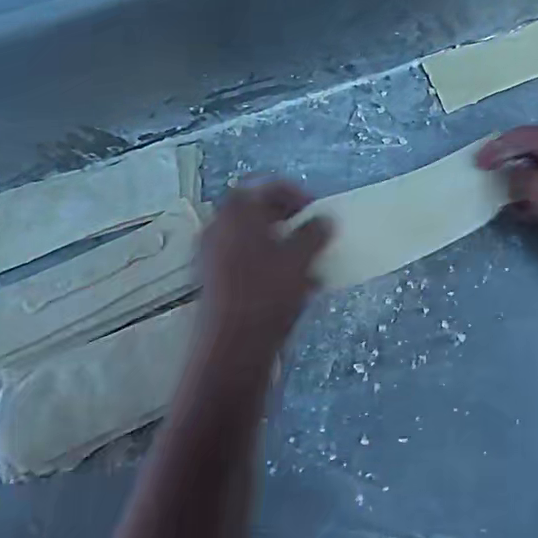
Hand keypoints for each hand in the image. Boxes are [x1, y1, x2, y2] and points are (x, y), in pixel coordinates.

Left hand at [195, 180, 332, 366]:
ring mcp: (214, 256)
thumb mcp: (300, 258)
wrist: (231, 351)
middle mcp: (219, 227)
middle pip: (259, 213)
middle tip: (315, 235)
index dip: (297, 194)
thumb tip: (324, 221)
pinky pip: (249, 264)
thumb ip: (315, 233)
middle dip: (291, 223)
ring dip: (284, 247)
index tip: (318, 210)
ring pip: (255, 241)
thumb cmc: (265, 294)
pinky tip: (295, 287)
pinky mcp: (216, 284)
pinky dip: (271, 268)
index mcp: (236, 210)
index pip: (268, 186)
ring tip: (310, 264)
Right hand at [477, 125, 537, 253]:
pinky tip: (524, 209)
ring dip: (520, 181)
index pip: (518, 136)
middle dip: (507, 164)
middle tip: (488, 176)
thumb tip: (510, 175)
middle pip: (529, 149)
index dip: (494, 150)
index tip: (477, 165)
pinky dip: (535, 192)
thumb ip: (514, 176)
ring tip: (504, 197)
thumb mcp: (534, 188)